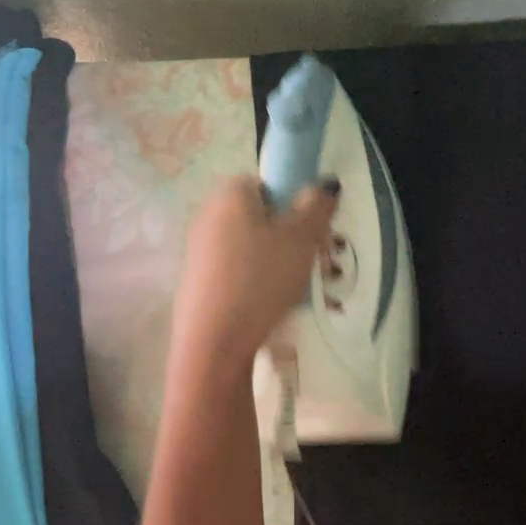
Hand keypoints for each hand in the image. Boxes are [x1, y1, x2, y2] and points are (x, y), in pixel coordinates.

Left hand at [169, 175, 338, 372]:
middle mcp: (209, 216)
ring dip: (284, 266)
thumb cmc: (260, 279)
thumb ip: (316, 207)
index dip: (294, 203)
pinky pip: (241, 275)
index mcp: (230, 195)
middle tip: (322, 264)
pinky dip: (263, 286)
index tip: (313, 230)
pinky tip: (282, 309)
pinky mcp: (200, 284)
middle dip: (295, 239)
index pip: (267, 184)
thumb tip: (325, 183)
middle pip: (262, 219)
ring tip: (312, 293)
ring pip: (255, 250)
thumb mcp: (300, 239)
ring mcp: (201, 252)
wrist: (214, 341)